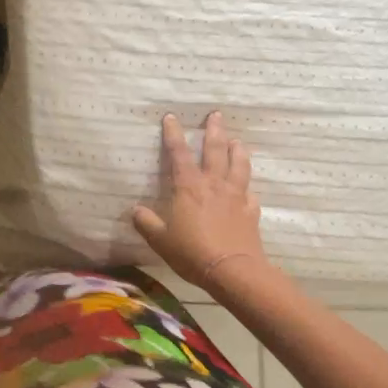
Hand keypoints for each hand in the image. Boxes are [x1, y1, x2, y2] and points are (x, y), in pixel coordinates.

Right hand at [132, 112, 268, 289]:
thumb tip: (136, 210)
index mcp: (188, 186)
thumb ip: (147, 223)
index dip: (173, 134)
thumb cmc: (192, 252)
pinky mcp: (251, 213)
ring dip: (238, 151)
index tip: (171, 117)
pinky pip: (251, 194)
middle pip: (216, 151)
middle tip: (216, 115)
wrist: (232, 271)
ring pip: (239, 166)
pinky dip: (249, 188)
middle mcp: (213, 185)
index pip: (179, 153)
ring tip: (238, 141)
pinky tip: (249, 189)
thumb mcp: (160, 239)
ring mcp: (235, 197)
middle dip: (214, 131)